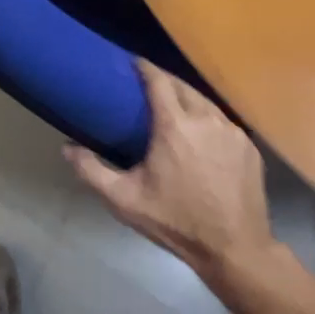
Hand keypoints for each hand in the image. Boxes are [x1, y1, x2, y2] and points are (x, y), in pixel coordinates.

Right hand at [65, 60, 276, 279]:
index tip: (131, 64)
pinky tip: (201, 135)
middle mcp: (205, 119)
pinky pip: (223, 121)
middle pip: (182, 86)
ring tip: (173, 108)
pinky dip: (208, 120)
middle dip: (164, 81)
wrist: (236, 250)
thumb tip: (66, 148)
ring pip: (205, 102)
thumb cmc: (176, 222)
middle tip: (147, 87)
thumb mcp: (125, 200)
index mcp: (174, 125)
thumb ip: (92, 171)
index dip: (144, 67)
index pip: (158, 80)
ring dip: (187, 99)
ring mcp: (231, 131)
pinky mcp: (248, 146)